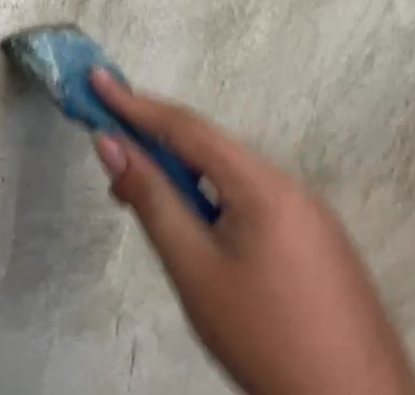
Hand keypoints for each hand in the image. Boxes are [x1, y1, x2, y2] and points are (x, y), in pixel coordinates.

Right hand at [90, 71, 414, 394]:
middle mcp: (293, 191)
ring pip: (230, 177)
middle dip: (153, 140)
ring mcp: (313, 221)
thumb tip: (110, 143)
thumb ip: (150, 197)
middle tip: (103, 148)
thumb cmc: (263, 335)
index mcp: (265, 189)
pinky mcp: (319, 248)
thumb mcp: (192, 266)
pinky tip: (188, 224)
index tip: (95, 78)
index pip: (187, 129)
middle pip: (210, 148)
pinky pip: (251, 201)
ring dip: (179, 173)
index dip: (134, 103)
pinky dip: (208, 197)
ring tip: (136, 196)